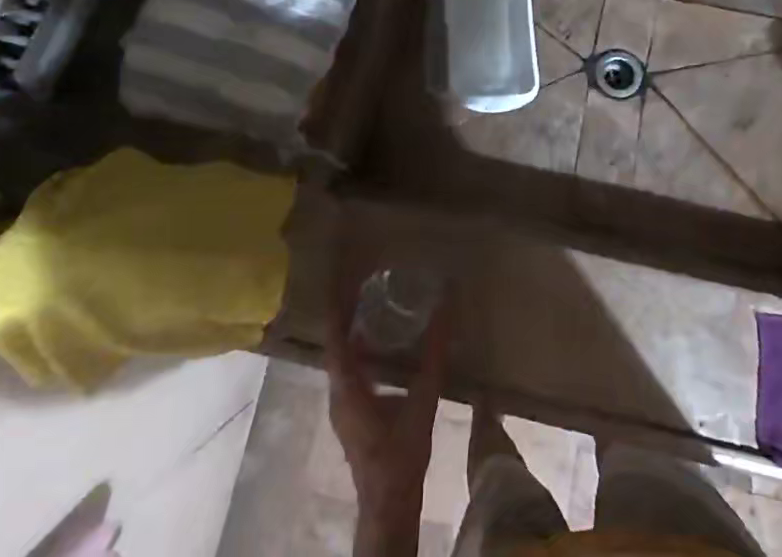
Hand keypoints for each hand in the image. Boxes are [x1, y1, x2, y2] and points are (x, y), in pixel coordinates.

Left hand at [325, 269, 449, 554]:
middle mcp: (337, 393)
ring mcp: (341, 406)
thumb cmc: (401, 453)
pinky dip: (359, 353)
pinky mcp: (350, 415)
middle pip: (336, 344)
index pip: (335, 336)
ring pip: (341, 360)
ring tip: (369, 308)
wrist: (389, 503)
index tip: (344, 278)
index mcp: (347, 386)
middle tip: (361, 285)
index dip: (338, 306)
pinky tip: (379, 348)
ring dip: (351, 333)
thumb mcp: (422, 401)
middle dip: (345, 314)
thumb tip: (446, 314)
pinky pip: (348, 372)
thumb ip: (434, 358)